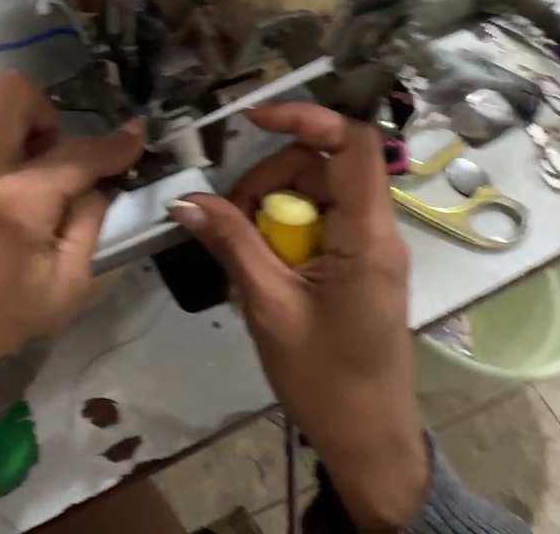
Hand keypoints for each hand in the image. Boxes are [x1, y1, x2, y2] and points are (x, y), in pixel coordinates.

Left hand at [0, 72, 145, 482]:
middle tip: (49, 150)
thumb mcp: (68, 291)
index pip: (80, 152)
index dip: (117, 142)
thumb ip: (87, 222)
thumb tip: (96, 181)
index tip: (133, 134)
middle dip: (45, 111)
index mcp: (20, 205)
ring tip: (2, 146)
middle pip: (13, 94)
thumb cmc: (2, 343)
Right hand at [166, 103, 428, 531]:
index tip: (253, 120)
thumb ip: (231, 243)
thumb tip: (184, 199)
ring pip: (312, 191)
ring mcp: (366, 246)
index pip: (353, 144)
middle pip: (320, 165)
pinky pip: (314, 220)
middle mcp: (375, 230)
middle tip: (227, 218)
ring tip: (238, 249)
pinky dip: (278, 229)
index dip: (307, 118)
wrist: (369, 442)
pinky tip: (256, 263)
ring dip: (267, 206)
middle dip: (266, 178)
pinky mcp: (354, 263)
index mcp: (367, 236)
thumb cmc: (326, 380)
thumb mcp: (269, 306)